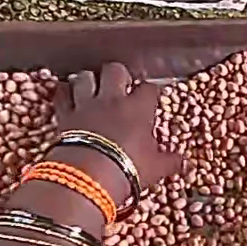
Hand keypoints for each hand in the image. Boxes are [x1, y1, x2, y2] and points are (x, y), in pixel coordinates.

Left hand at [53, 63, 183, 204]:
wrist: (90, 175)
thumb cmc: (129, 169)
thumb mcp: (156, 168)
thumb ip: (170, 161)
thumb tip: (184, 162)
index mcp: (138, 109)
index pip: (149, 89)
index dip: (151, 91)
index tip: (152, 96)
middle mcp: (112, 100)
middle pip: (115, 70)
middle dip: (118, 75)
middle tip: (121, 85)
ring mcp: (86, 105)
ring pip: (85, 76)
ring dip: (88, 80)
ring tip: (92, 87)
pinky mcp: (65, 115)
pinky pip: (61, 95)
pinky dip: (64, 92)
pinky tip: (67, 95)